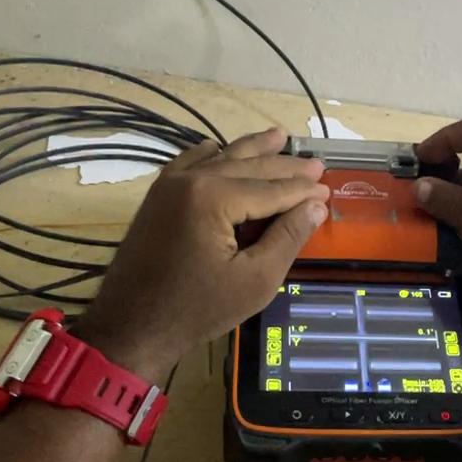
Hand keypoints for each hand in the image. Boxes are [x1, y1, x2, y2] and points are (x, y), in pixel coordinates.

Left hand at [75, 128, 329, 380]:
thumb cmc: (198, 309)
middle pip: (248, 166)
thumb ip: (287, 238)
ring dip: (252, 150)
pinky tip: (221, 148)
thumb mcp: (255, 280)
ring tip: (279, 136)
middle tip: (315, 164)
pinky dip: (211, 155)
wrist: (132, 326)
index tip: (329, 189)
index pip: (272, 188)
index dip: (303, 190)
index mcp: (214, 197)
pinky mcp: (157, 197)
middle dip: (284, 166)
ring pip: (220, 158)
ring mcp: (169, 185)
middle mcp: (190, 179)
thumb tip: (316, 206)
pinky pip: (188, 163)